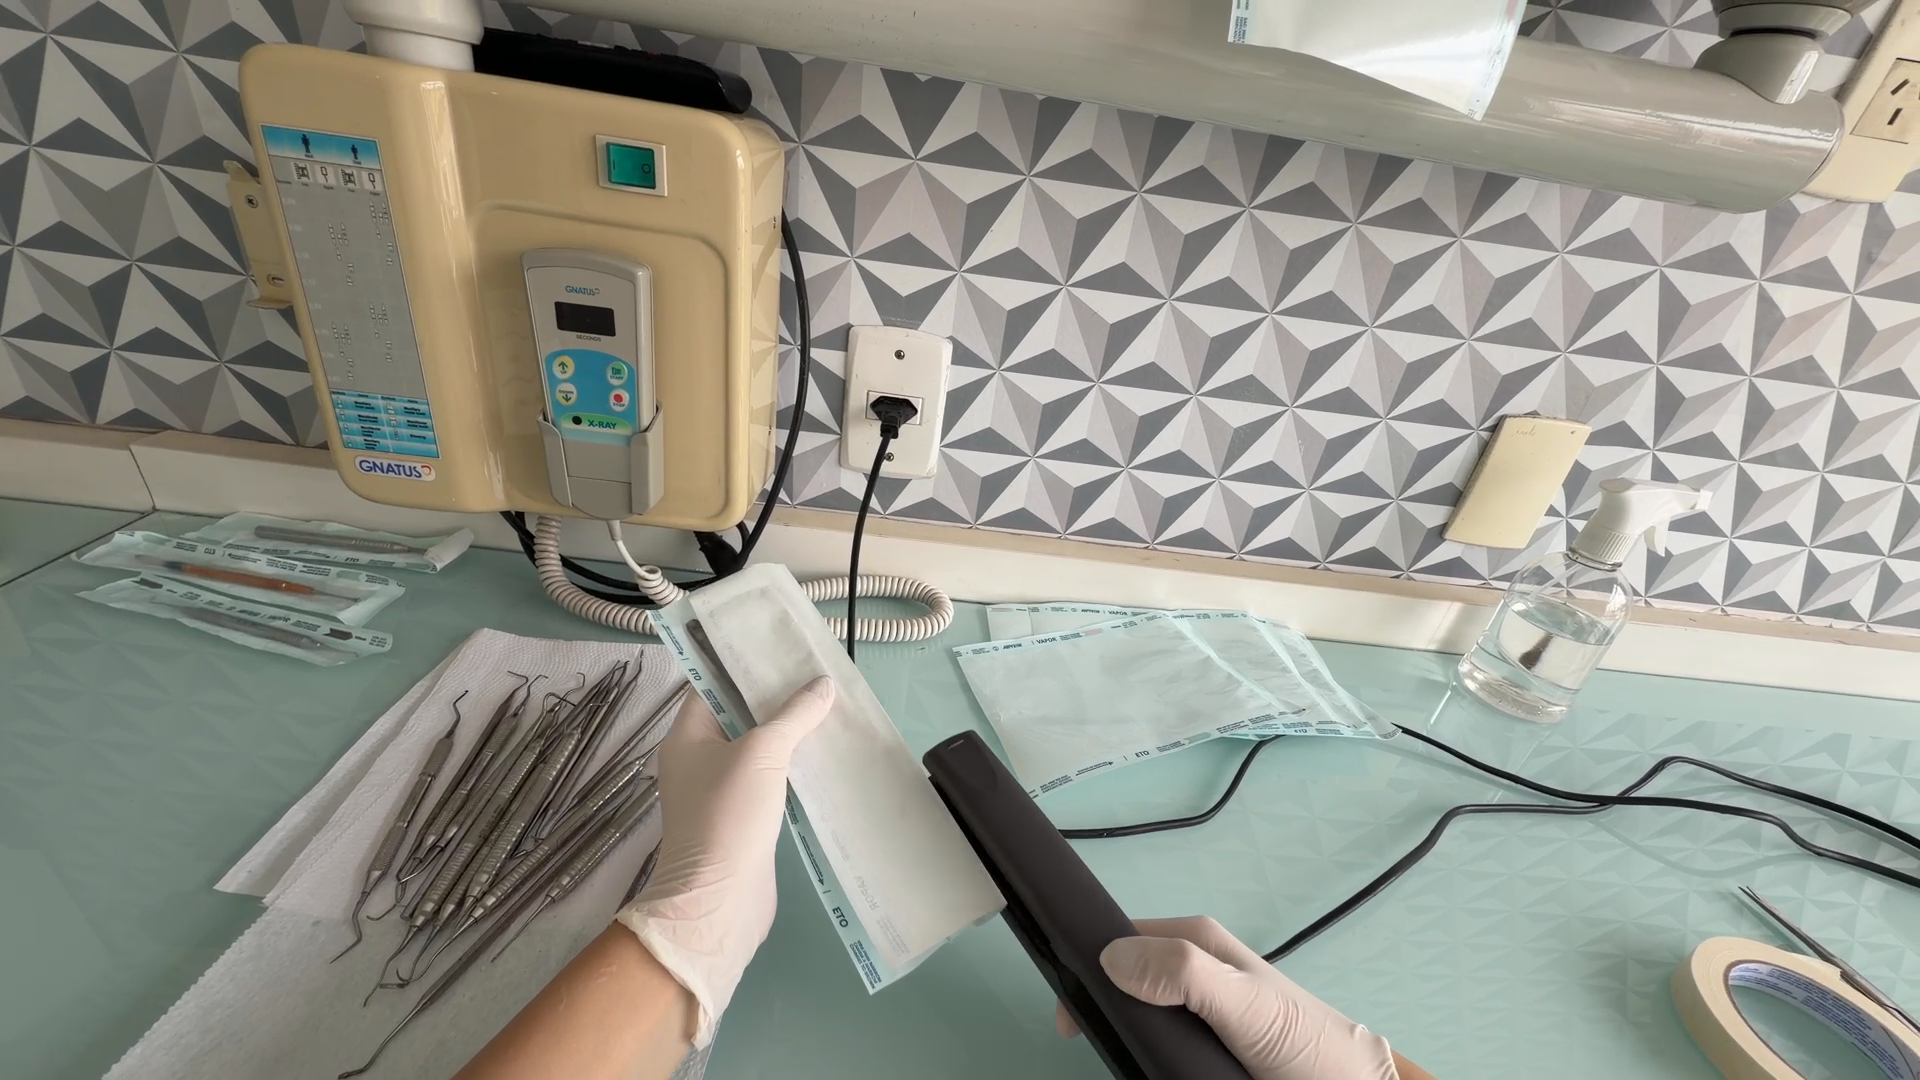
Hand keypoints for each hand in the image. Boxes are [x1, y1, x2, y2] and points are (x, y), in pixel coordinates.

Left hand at [616, 677, 834, 1046]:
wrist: (721, 902)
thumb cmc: (728, 815)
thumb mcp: (762, 753)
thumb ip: (794, 715)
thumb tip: (824, 684)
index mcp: (688, 736)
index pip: (711, 684)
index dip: (742, 662)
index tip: (778, 646)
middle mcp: (699, 758)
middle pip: (738, 713)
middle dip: (774, 694)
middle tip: (813, 671)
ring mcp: (721, 789)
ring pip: (757, 745)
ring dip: (787, 729)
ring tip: (826, 703)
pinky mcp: (744, 815)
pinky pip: (769, 775)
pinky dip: (792, 760)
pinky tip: (823, 750)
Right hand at [1059, 916, 1400, 1079]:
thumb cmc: (1304, 1044)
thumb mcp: (1245, 1003)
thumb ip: (1183, 973)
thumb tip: (1111, 958)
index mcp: (1193, 942)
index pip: (1120, 937)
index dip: (1088, 965)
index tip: (1069, 1007)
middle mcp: (1189, 970)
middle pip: (1124, 981)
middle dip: (1103, 1009)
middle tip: (1088, 1042)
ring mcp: (1196, 1014)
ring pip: (1139, 1019)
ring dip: (1125, 1039)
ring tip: (1111, 1058)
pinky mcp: (1200, 1051)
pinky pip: (1158, 1049)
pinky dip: (1144, 1059)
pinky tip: (1137, 1068)